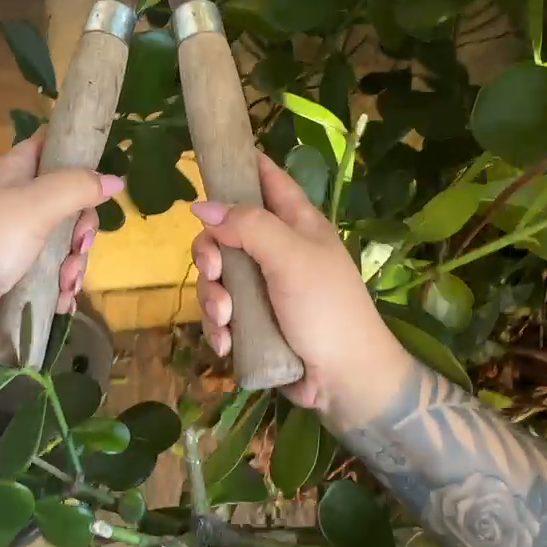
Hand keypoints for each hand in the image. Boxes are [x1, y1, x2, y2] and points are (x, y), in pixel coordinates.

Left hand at [0, 131, 120, 335]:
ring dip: (73, 262)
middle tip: (80, 246)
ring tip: (67, 284)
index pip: (50, 145)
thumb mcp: (38, 204)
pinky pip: (50, 269)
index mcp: (14, 171)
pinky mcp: (12, 270)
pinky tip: (62, 299)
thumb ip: (79, 187)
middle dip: (81, 228)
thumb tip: (116, 180)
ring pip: (62, 239)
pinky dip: (60, 283)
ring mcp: (12, 237)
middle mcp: (13, 199)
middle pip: (67, 199)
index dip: (77, 156)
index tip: (101, 182)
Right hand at [188, 152, 411, 424]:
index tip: (206, 166)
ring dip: (213, 298)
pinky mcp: (254, 321)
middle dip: (210, 253)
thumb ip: (248, 226)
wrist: (345, 380)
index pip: (266, 178)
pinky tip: (227, 343)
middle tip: (214, 272)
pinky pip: (221, 312)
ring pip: (218, 276)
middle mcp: (277, 249)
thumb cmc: (327, 308)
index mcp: (296, 223)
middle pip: (225, 231)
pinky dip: (218, 327)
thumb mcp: (290, 257)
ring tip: (225, 320)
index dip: (239, 166)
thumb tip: (202, 206)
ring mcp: (264, 286)